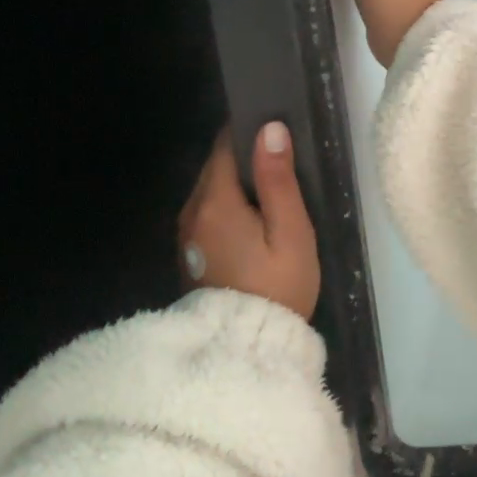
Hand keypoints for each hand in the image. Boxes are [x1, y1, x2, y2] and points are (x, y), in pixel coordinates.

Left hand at [177, 122, 318, 320]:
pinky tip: (253, 227)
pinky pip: (208, 215)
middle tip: (284, 172)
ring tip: (273, 199)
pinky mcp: (189, 254)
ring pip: (211, 192)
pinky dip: (228, 210)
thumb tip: (270, 128)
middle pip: (216, 168)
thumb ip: (278, 179)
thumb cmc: (278, 285)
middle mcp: (191, 211)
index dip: (250, 133)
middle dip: (245, 162)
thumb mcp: (290, 231)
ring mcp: (186, 234)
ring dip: (237, 188)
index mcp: (215, 200)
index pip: (225, 145)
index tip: (278, 135)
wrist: (244, 348)